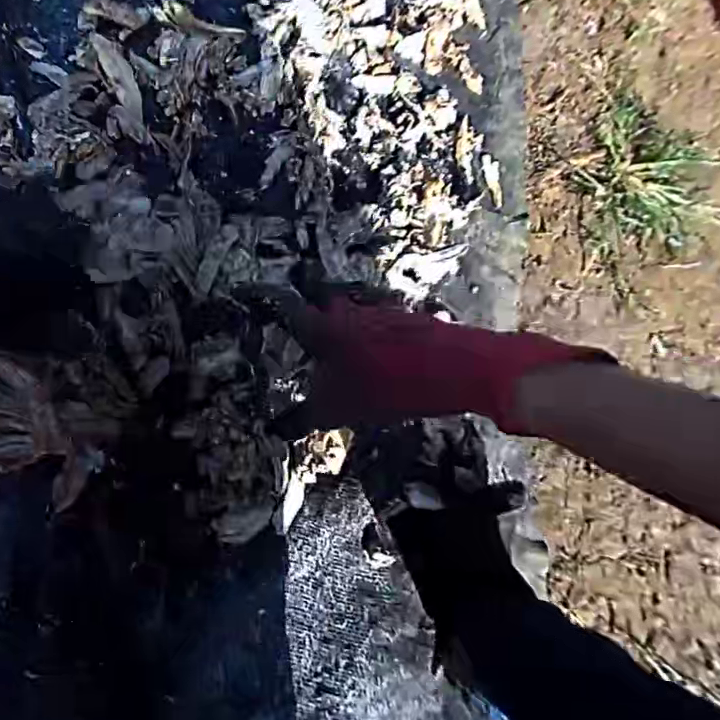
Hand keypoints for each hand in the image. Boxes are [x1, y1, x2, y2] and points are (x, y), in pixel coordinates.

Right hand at [262, 287, 612, 434]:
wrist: (473, 370)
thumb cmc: (394, 386)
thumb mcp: (339, 410)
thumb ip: (305, 416)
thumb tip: (276, 428)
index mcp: (324, 328)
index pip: (284, 308)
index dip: (262, 299)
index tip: (246, 292)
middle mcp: (349, 311)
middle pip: (320, 305)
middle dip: (310, 315)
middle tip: (302, 335)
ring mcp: (385, 311)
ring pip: (353, 312)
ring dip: (346, 325)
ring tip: (341, 350)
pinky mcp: (415, 319)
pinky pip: (384, 322)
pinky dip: (377, 335)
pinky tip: (382, 356)